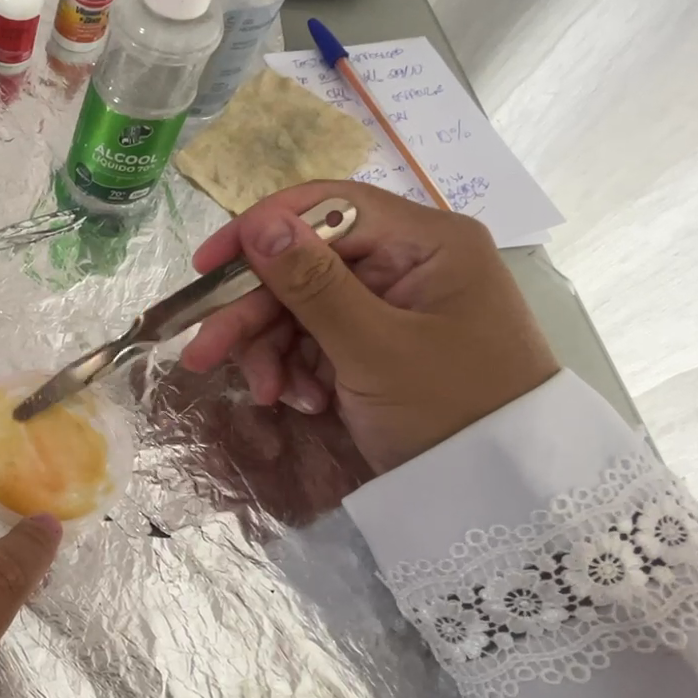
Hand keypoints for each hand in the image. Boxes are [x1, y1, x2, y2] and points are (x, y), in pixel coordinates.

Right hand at [181, 182, 559, 472]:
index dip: (260, 231)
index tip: (205, 267)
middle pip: (303, 267)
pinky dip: (295, 370)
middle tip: (202, 355)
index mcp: (424, 243)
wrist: (495, 488)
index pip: (326, 209)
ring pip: (298, 310)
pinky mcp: (373, 344)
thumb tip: (259, 223)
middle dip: (252, 314)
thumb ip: (313, 283)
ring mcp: (386, 307)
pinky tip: (301, 401)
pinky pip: (312, 342)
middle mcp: (404, 264)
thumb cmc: (447, 408)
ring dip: (270, 351)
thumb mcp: (373, 347)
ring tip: (268, 394)